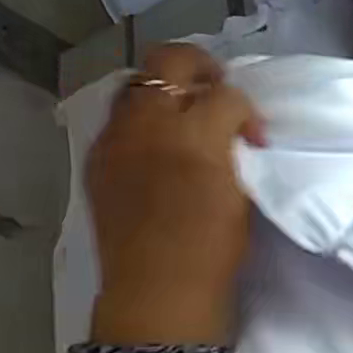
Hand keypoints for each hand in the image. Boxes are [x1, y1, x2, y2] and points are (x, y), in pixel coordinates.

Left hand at [87, 43, 265, 343]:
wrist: (160, 291)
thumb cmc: (215, 248)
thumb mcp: (241, 193)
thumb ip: (234, 150)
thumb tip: (232, 132)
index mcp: (193, 137)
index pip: (225, 94)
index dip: (247, 111)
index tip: (254, 138)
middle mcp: (146, 125)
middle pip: (169, 61)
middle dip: (201, 69)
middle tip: (220, 96)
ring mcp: (114, 139)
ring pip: (138, 85)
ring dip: (169, 92)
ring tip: (188, 123)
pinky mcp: (97, 160)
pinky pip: (121, 119)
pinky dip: (145, 120)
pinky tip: (161, 150)